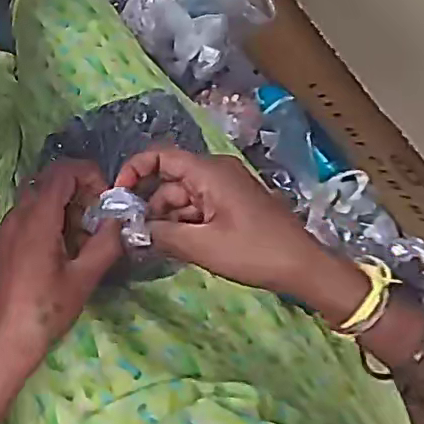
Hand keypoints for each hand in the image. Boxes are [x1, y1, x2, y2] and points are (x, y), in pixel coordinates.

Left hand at [0, 161, 124, 367]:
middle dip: (79, 191)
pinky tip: (64, 250)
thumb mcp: (85, 277)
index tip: (105, 199)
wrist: (7, 339)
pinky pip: (29, 215)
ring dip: (65, 206)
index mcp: (36, 218)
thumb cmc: (46, 309)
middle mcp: (16, 215)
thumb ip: (107, 243)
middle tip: (98, 220)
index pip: (62, 172)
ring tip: (84, 239)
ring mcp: (7, 228)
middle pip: (50, 181)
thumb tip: (121, 220)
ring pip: (39, 198)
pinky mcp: (5, 242)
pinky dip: (51, 219)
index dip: (88, 175)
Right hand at [115, 146, 335, 297]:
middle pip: (169, 180)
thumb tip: (131, 230)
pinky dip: (184, 223)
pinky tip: (177, 246)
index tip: (119, 195)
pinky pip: (198, 207)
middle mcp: (216, 172)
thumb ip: (161, 234)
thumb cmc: (254, 251)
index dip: (134, 171)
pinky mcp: (233, 204)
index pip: (160, 156)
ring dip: (166, 218)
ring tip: (155, 245)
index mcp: (209, 171)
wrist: (305, 267)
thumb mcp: (201, 246)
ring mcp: (226, 188)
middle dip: (149, 204)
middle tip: (133, 232)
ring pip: (182, 197)